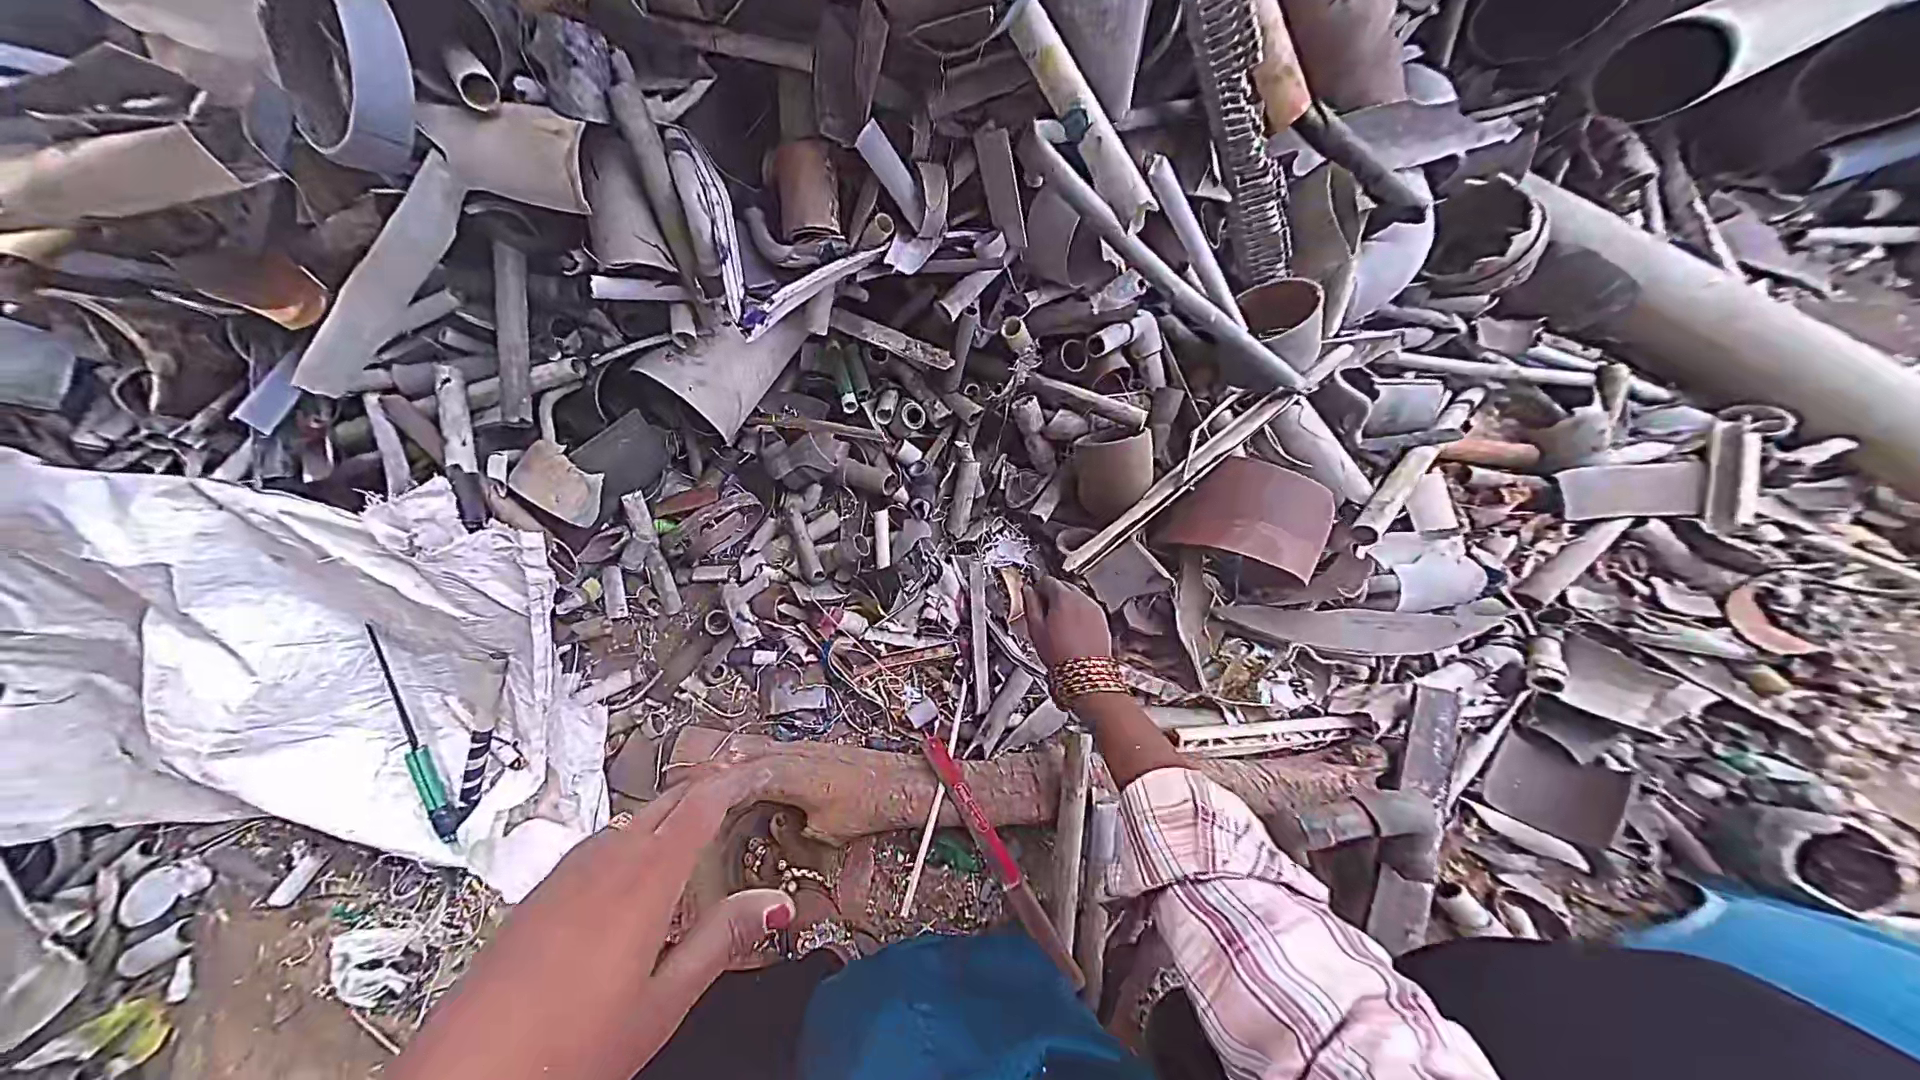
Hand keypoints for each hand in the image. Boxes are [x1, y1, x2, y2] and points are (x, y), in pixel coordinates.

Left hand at [390, 767, 792, 1079]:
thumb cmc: (562, 1054)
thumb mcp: (663, 1001)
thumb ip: (723, 940)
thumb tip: (773, 903)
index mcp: (644, 879)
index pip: (702, 804)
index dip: (735, 779)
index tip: (759, 769)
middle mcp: (605, 862)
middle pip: (668, 800)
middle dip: (708, 784)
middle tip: (740, 782)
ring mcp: (567, 874)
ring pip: (634, 817)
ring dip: (672, 807)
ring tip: (699, 816)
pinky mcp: (541, 893)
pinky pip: (602, 840)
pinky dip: (636, 832)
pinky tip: (637, 861)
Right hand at [1020, 576, 1111, 667]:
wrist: (1086, 673)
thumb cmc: (1060, 654)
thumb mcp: (1036, 628)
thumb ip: (1030, 604)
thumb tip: (1028, 592)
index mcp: (1063, 597)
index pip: (1047, 580)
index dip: (1038, 588)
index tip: (1034, 597)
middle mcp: (1081, 598)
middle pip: (1064, 586)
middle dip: (1053, 595)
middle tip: (1044, 611)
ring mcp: (1094, 608)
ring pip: (1077, 597)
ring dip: (1066, 604)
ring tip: (1058, 624)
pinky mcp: (1102, 619)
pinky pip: (1087, 609)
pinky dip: (1078, 614)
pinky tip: (1072, 630)